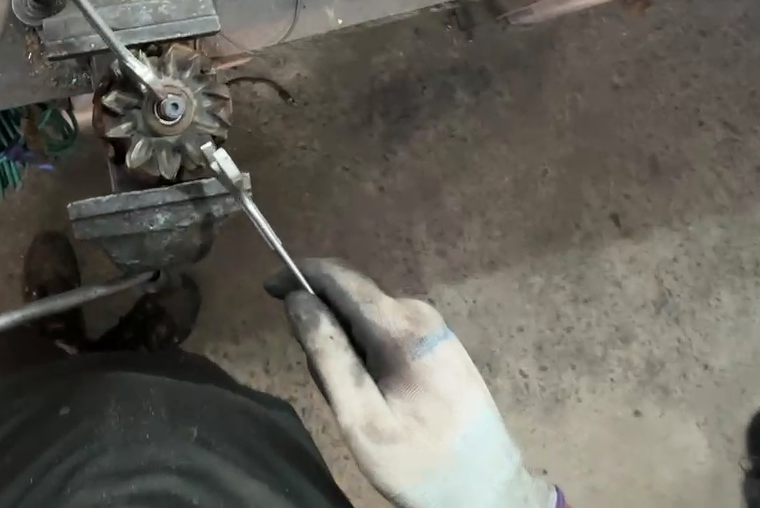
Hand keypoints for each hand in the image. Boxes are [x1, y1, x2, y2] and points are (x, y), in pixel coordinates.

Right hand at [267, 260, 560, 507]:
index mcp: (401, 326)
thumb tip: (296, 298)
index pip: (338, 276)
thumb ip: (326, 353)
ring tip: (356, 399)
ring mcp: (433, 327)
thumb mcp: (361, 416)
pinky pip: (384, 330)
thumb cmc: (419, 462)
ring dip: (345, 345)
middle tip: (327, 383)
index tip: (269, 290)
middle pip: (349, 297)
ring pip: (364, 316)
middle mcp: (418, 312)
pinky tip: (377, 395)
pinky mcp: (438, 343)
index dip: (298, 273)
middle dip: (324, 326)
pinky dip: (365, 352)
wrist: (490, 496)